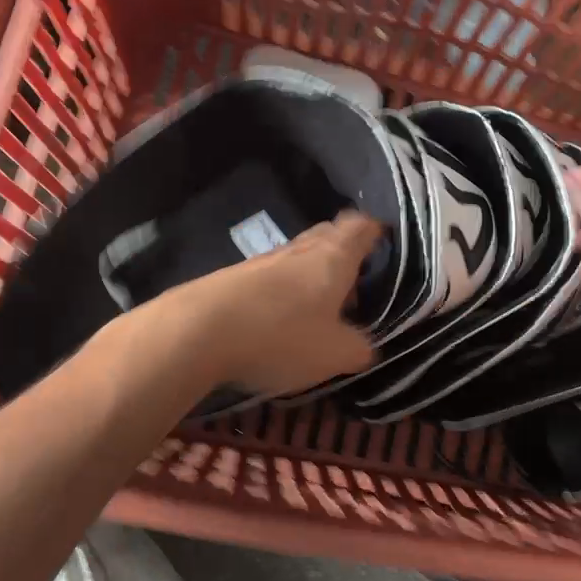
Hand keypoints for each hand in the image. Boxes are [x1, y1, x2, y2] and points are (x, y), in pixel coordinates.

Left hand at [169, 212, 381, 396]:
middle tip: (355, 278)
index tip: (383, 240)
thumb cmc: (282, 336)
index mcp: (334, 258)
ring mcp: (263, 261)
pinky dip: (282, 292)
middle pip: (327, 235)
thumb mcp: (335, 354)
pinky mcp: (233, 279)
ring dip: (311, 274)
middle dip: (343, 250)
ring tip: (319, 306)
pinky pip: (270, 278)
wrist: (197, 331)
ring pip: (297, 257)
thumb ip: (358, 348)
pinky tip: (280, 319)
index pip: (360, 227)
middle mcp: (300, 250)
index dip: (374, 230)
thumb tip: (364, 346)